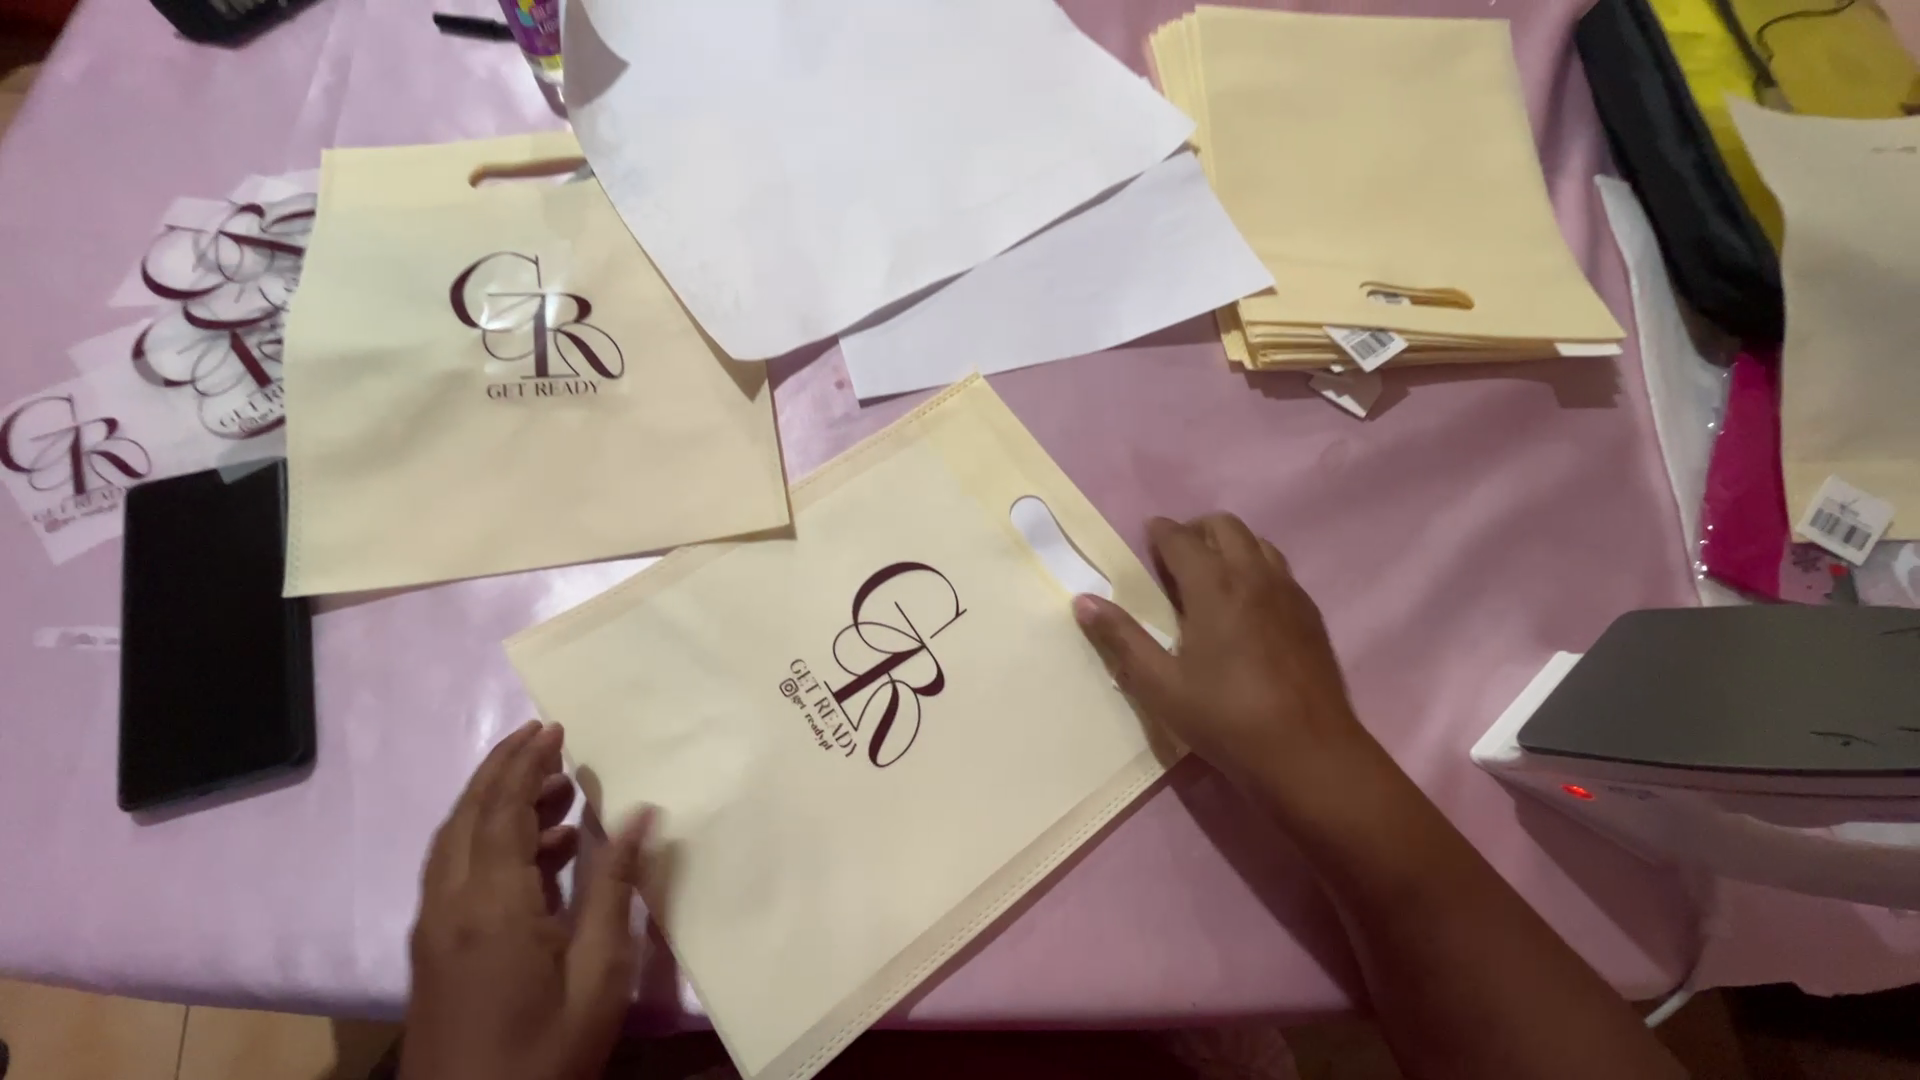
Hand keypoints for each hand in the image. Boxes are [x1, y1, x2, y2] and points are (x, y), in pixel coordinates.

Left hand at [400, 720, 653, 1079]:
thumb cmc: (546, 1054)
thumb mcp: (599, 974)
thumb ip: (614, 888)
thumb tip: (640, 814)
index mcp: (492, 907)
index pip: (503, 812)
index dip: (525, 765)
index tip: (554, 728)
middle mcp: (451, 907)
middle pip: (468, 817)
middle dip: (502, 769)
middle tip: (546, 737)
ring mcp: (435, 930)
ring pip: (455, 842)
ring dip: (495, 802)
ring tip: (556, 786)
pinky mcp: (434, 951)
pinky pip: (456, 871)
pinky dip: (489, 840)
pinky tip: (544, 849)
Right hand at [1074, 514, 1377, 797]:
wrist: (1308, 753)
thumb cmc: (1225, 718)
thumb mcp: (1161, 685)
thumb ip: (1122, 638)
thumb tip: (1082, 601)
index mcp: (1215, 586)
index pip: (1181, 538)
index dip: (1160, 531)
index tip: (1146, 536)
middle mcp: (1254, 576)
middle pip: (1225, 526)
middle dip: (1195, 529)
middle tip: (1174, 555)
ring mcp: (1289, 592)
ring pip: (1258, 543)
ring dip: (1229, 544)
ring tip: (1209, 575)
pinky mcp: (1310, 614)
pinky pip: (1280, 569)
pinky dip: (1256, 567)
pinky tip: (1246, 604)